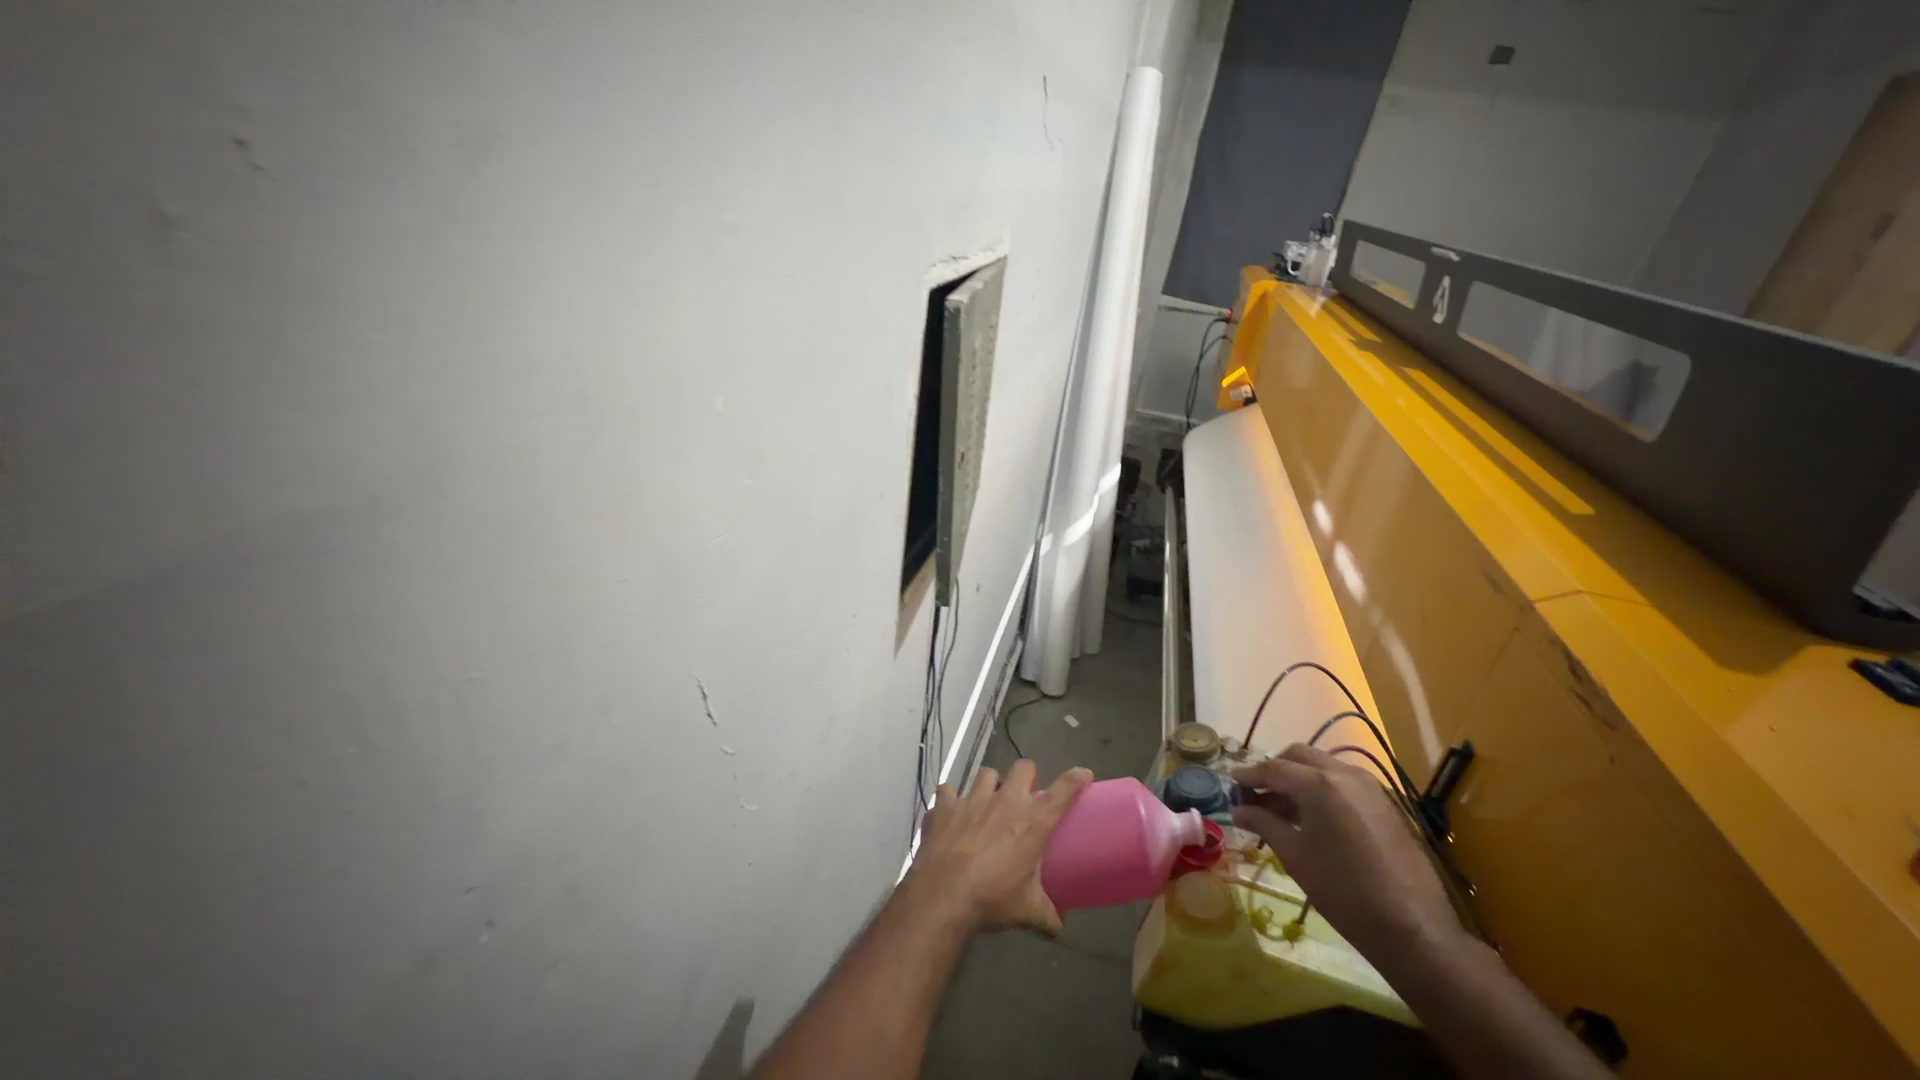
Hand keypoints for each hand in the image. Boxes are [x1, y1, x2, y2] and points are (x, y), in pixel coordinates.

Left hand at [904, 760, 1092, 935]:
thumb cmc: (993, 899)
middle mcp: (1005, 801)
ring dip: (990, 784)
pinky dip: (950, 801)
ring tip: (987, 801)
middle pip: (1023, 768)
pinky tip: (952, 814)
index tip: (1082, 774)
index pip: (1064, 790)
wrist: (943, 896)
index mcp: (1033, 821)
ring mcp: (972, 799)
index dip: (1076, 778)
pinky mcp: (945, 807)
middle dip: (1026, 776)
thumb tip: (1058, 929)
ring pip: (986, 773)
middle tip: (1024, 794)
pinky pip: (948, 792)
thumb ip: (1047, 917)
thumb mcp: (1028, 910)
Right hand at [1231, 744, 1460, 959]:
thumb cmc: (1342, 890)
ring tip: (1281, 810)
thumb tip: (1239, 810)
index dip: (1248, 775)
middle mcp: (1345, 774)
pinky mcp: (1386, 803)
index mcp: (1319, 784)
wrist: (1411, 924)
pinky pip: (1344, 782)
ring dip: (1299, 778)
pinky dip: (1322, 789)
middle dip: (1274, 769)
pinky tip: (1312, 818)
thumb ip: (1264, 823)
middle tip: (1256, 794)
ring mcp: (1370, 786)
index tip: (1230, 782)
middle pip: (1300, 756)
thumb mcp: (1295, 856)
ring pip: (1324, 766)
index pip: (1273, 768)